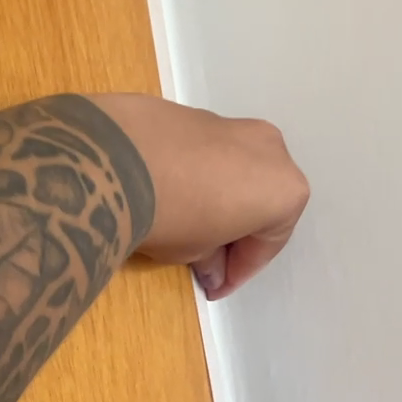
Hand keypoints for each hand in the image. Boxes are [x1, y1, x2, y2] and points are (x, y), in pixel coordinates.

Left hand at [87, 93, 307, 298]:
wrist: (116, 158)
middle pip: (257, 200)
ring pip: (233, 174)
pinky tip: (169, 196)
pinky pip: (206, 155)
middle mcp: (271, 150)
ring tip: (185, 229)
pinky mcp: (195, 113)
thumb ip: (211, 260)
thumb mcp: (193, 251)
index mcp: (284, 190)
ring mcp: (234, 124)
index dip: (240, 271)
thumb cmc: (172, 215)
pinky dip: (196, 178)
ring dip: (216, 202)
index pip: (268, 242)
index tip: (216, 288)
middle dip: (234, 233)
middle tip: (206, 262)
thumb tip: (212, 269)